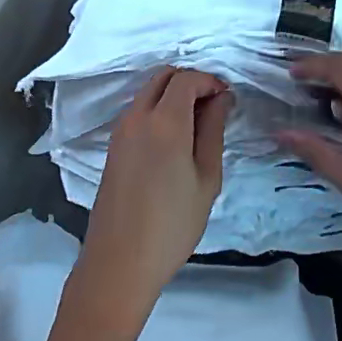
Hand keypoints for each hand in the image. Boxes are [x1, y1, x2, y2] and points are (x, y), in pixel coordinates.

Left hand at [78, 68, 232, 306]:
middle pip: (163, 77)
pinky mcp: (113, 147)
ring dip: (174, 95)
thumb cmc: (173, 224)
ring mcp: (120, 131)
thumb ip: (213, 130)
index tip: (228, 99)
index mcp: (164, 122)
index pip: (186, 79)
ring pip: (149, 92)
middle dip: (191, 82)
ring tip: (199, 125)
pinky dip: (159, 110)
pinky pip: (138, 111)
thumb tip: (221, 98)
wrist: (119, 263)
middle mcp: (136, 117)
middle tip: (214, 106)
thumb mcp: (206, 178)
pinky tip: (177, 139)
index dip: (210, 81)